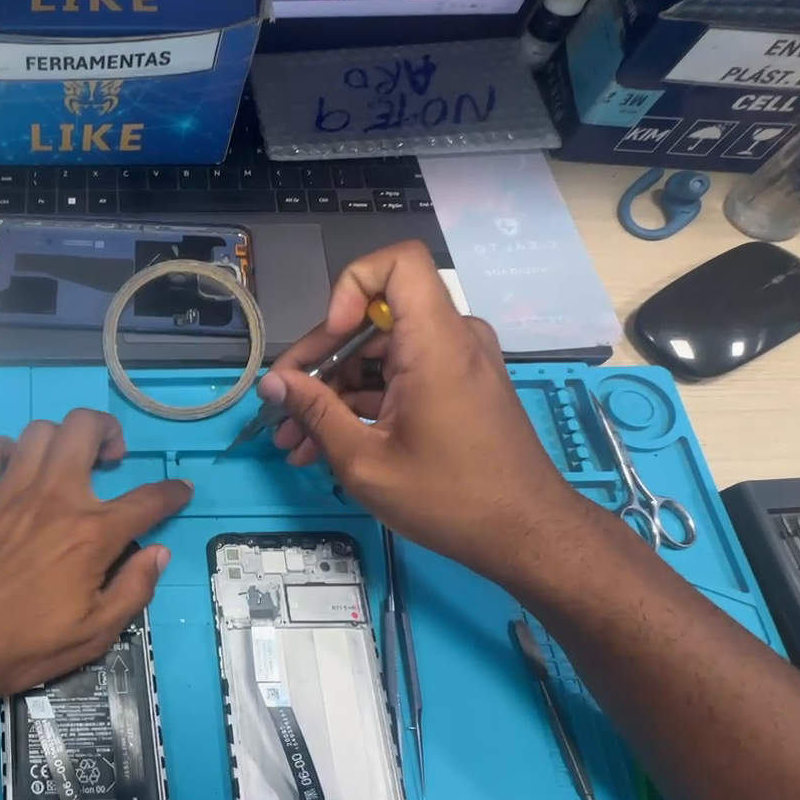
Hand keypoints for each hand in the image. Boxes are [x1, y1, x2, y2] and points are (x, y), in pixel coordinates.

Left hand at [0, 409, 192, 735]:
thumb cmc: (21, 646)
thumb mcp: (94, 634)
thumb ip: (133, 589)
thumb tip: (159, 554)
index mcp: (90, 533)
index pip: (147, 500)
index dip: (171, 492)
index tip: (180, 490)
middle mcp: (52, 497)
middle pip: (85, 429)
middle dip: (108, 431)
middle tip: (111, 457)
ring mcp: (7, 491)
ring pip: (39, 432)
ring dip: (60, 438)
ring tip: (65, 461)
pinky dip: (3, 449)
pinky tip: (11, 468)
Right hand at [261, 240, 583, 580]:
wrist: (526, 536)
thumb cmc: (448, 498)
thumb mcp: (363, 460)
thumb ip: (314, 413)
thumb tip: (273, 383)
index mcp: (435, 342)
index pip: (396, 264)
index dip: (348, 288)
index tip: (326, 340)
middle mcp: (450, 339)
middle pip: (370, 319)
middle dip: (318, 362)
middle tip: (281, 408)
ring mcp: (454, 363)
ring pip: (377, 355)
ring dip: (331, 392)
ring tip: (294, 441)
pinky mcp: (454, 387)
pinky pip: (397, 377)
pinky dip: (359, 403)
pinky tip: (322, 445)